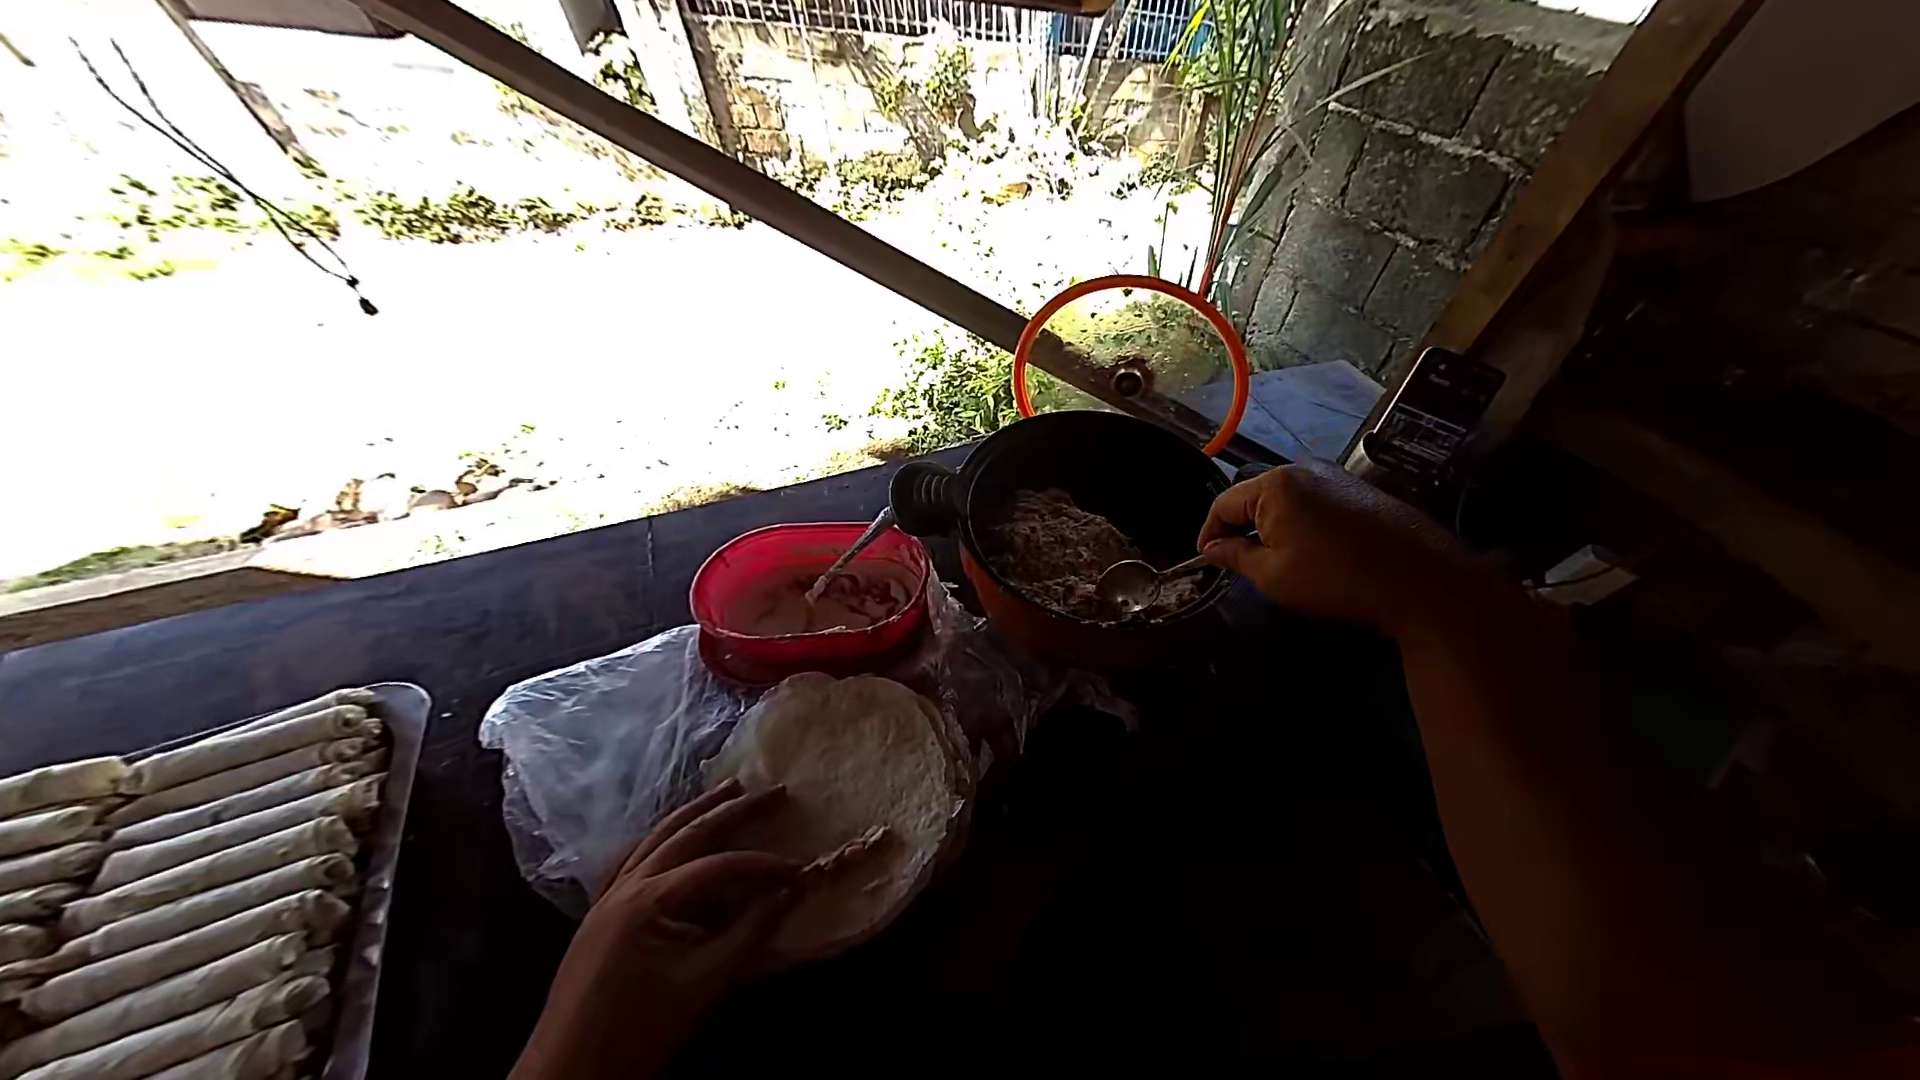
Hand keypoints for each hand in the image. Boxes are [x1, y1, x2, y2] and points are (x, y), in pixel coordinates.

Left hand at [511, 778, 797, 1079]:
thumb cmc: (639, 1034)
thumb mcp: (706, 984)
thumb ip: (750, 931)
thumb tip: (790, 891)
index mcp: (648, 900)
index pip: (718, 866)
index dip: (762, 865)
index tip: (797, 868)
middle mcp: (625, 885)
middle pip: (687, 833)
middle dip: (732, 809)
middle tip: (769, 791)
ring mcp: (607, 896)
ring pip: (657, 837)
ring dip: (695, 811)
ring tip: (727, 790)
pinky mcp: (598, 913)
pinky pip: (633, 858)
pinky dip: (661, 838)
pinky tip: (671, 833)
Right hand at [1196, 458, 1497, 635]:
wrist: (1423, 582)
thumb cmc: (1336, 578)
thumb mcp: (1272, 575)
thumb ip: (1234, 556)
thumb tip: (1211, 549)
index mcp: (1274, 485)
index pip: (1223, 504)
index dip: (1209, 533)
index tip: (1206, 560)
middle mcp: (1303, 470)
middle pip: (1252, 498)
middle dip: (1239, 529)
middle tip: (1237, 562)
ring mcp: (1335, 477)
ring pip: (1282, 500)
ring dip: (1269, 527)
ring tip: (1271, 559)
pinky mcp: (1358, 490)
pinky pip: (1311, 502)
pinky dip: (1298, 523)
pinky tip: (1308, 550)